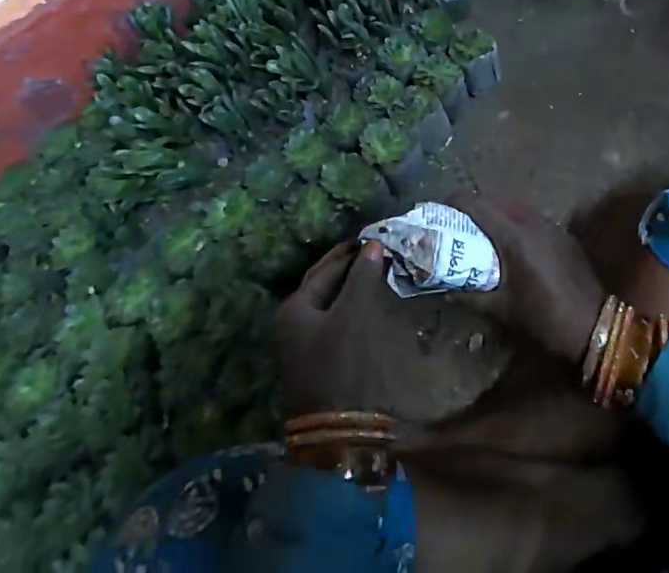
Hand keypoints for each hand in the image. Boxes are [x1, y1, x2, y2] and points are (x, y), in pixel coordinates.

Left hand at [276, 240, 399, 416]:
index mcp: (295, 306)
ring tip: (374, 269)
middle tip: (374, 249)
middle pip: (321, 282)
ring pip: (327, 300)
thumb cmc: (339, 366)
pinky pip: (332, 316)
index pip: (325, 268)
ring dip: (348, 284)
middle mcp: (293, 319)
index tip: (373, 238)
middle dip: (346, 265)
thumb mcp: (352, 317)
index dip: (350, 253)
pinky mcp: (316, 355)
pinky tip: (366, 300)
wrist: (334, 430)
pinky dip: (348, 303)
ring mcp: (302, 339)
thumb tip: (372, 245)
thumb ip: (361, 279)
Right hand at [453, 198, 606, 367]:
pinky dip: (513, 222)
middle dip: (472, 207)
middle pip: (495, 200)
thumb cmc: (545, 318)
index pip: (477, 204)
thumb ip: (471, 295)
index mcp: (514, 236)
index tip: (437, 209)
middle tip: (455, 223)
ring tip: (479, 232)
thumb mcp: (502, 309)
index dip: (454, 202)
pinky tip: (508, 244)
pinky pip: (530, 218)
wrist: (596, 326)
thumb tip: (446, 289)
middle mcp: (532, 222)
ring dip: (494, 213)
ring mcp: (551, 226)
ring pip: (514, 207)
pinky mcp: (562, 235)